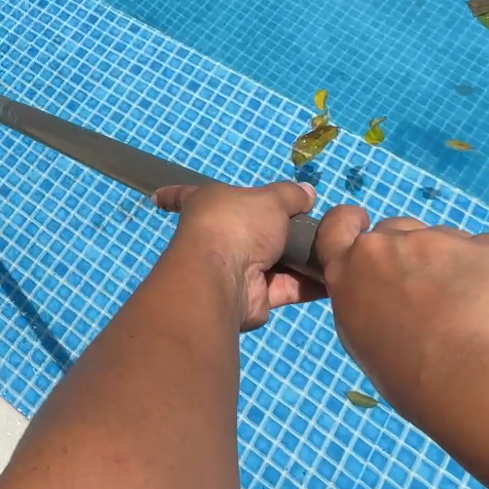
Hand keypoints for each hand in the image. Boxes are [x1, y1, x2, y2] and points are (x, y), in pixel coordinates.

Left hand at [153, 181, 322, 331]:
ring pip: (272, 259)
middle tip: (310, 226)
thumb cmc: (237, 224)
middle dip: (274, 231)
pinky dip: (308, 283)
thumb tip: (306, 193)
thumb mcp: (269, 200)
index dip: (170, 194)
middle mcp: (216, 232)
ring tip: (334, 250)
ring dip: (299, 258)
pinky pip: (287, 286)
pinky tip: (335, 278)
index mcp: (206, 202)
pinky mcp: (254, 294)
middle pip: (247, 229)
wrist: (227, 275)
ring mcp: (234, 265)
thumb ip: (289, 195)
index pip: (182, 194)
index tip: (154, 196)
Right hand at [315, 209, 488, 421]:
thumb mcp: (367, 343)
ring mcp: (435, 242)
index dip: (349, 222)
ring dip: (460, 263)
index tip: (361, 224)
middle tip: (436, 293)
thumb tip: (388, 302)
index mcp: (346, 271)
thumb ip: (367, 305)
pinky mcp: (487, 249)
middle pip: (397, 232)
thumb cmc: (418, 384)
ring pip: (447, 239)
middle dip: (414, 253)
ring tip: (484, 310)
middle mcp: (384, 247)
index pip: (336, 227)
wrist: (486, 386)